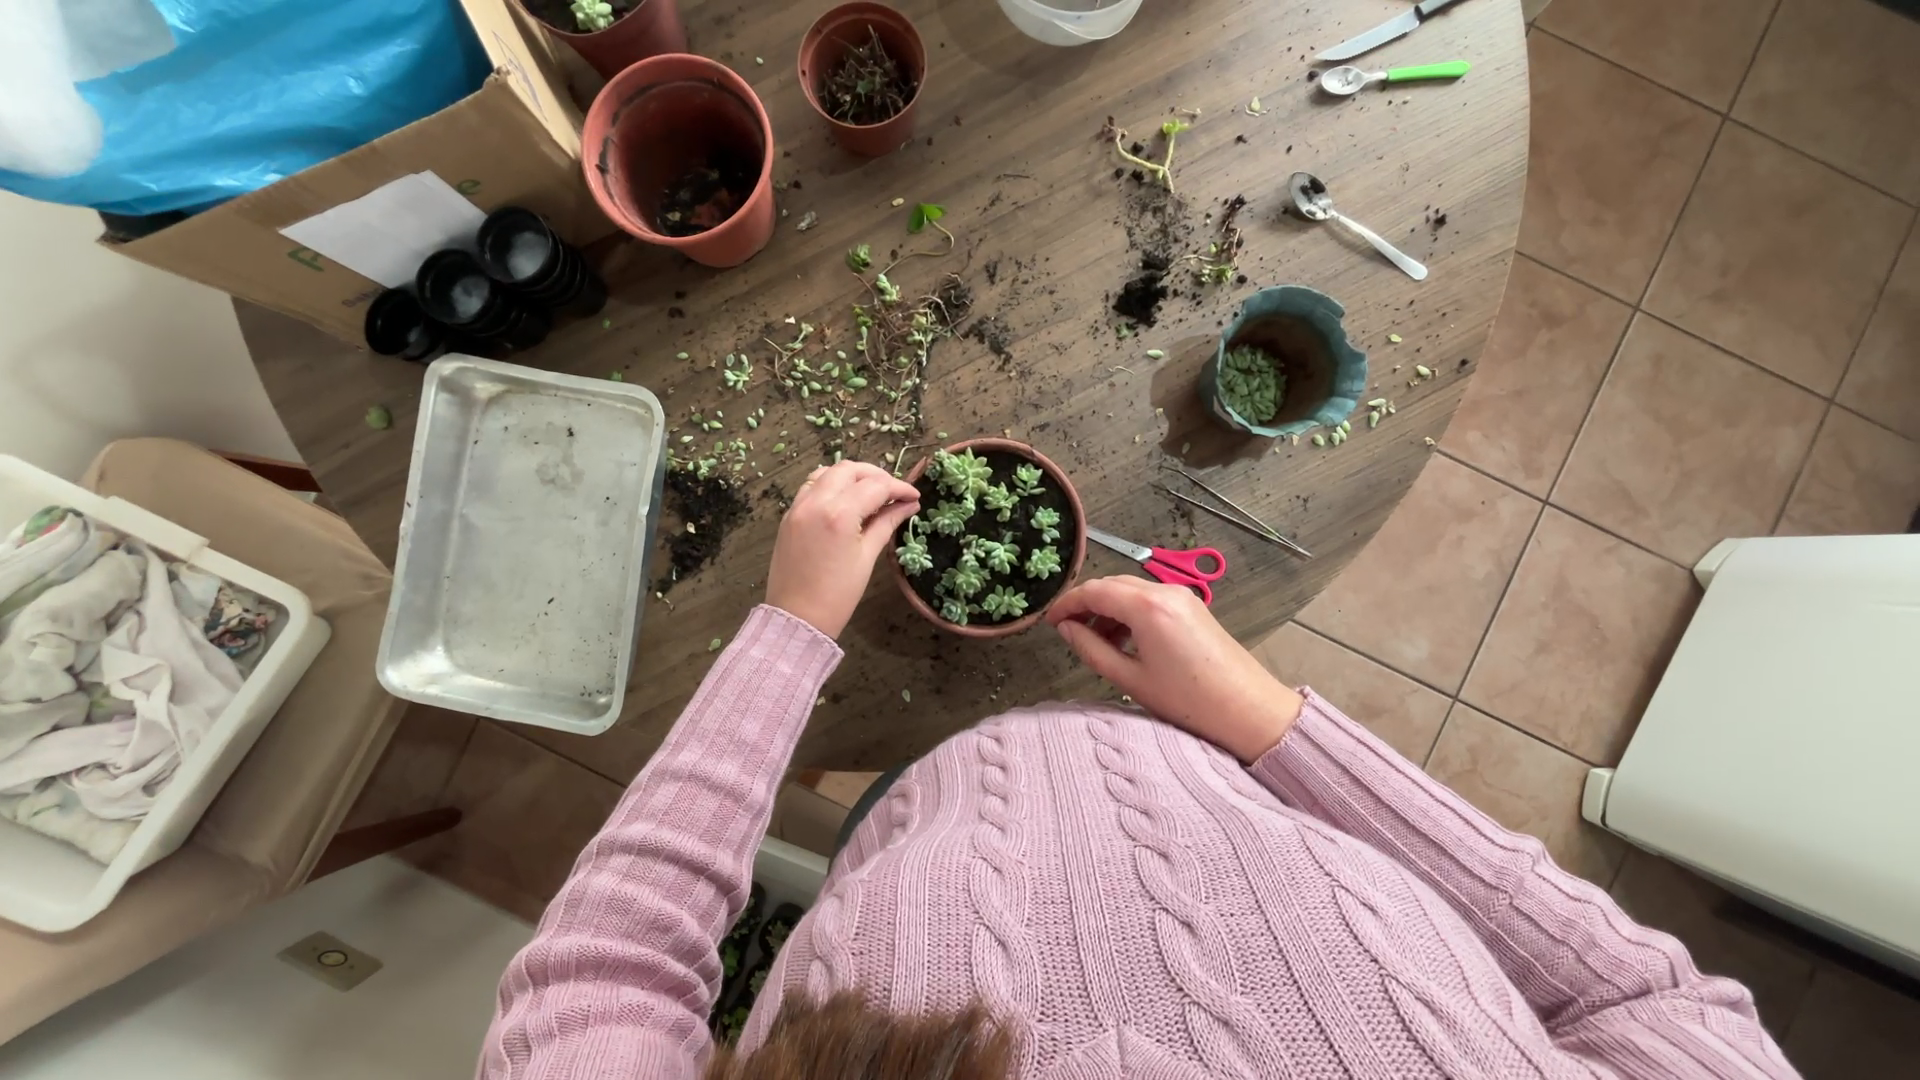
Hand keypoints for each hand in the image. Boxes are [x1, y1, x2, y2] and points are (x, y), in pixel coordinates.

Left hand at [766, 461, 920, 638]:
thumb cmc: (838, 595)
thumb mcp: (867, 557)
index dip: (899, 488)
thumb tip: (908, 506)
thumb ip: (886, 524)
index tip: (915, 498)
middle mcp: (815, 502)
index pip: (875, 486)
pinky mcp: (789, 515)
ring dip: (851, 477)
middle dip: (875, 475)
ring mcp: (797, 507)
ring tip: (870, 494)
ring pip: (827, 472)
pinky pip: (811, 487)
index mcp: (839, 514)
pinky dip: (831, 485)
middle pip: (849, 470)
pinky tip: (845, 501)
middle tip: (894, 492)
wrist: (796, 618)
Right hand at [1046, 576, 1304, 762]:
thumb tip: (1066, 629)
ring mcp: (1181, 595)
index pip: (1094, 591)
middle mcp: (1164, 590)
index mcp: (1147, 607)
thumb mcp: (1130, 679)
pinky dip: (1128, 612)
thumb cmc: (1187, 701)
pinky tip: (1122, 640)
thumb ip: (1091, 649)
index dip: (1066, 603)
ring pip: (1130, 590)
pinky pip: (1148, 598)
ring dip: (1107, 608)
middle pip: (1111, 585)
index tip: (1049, 622)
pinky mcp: (1191, 606)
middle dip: (1085, 603)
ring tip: (1094, 641)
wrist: (1249, 710)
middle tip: (1067, 630)